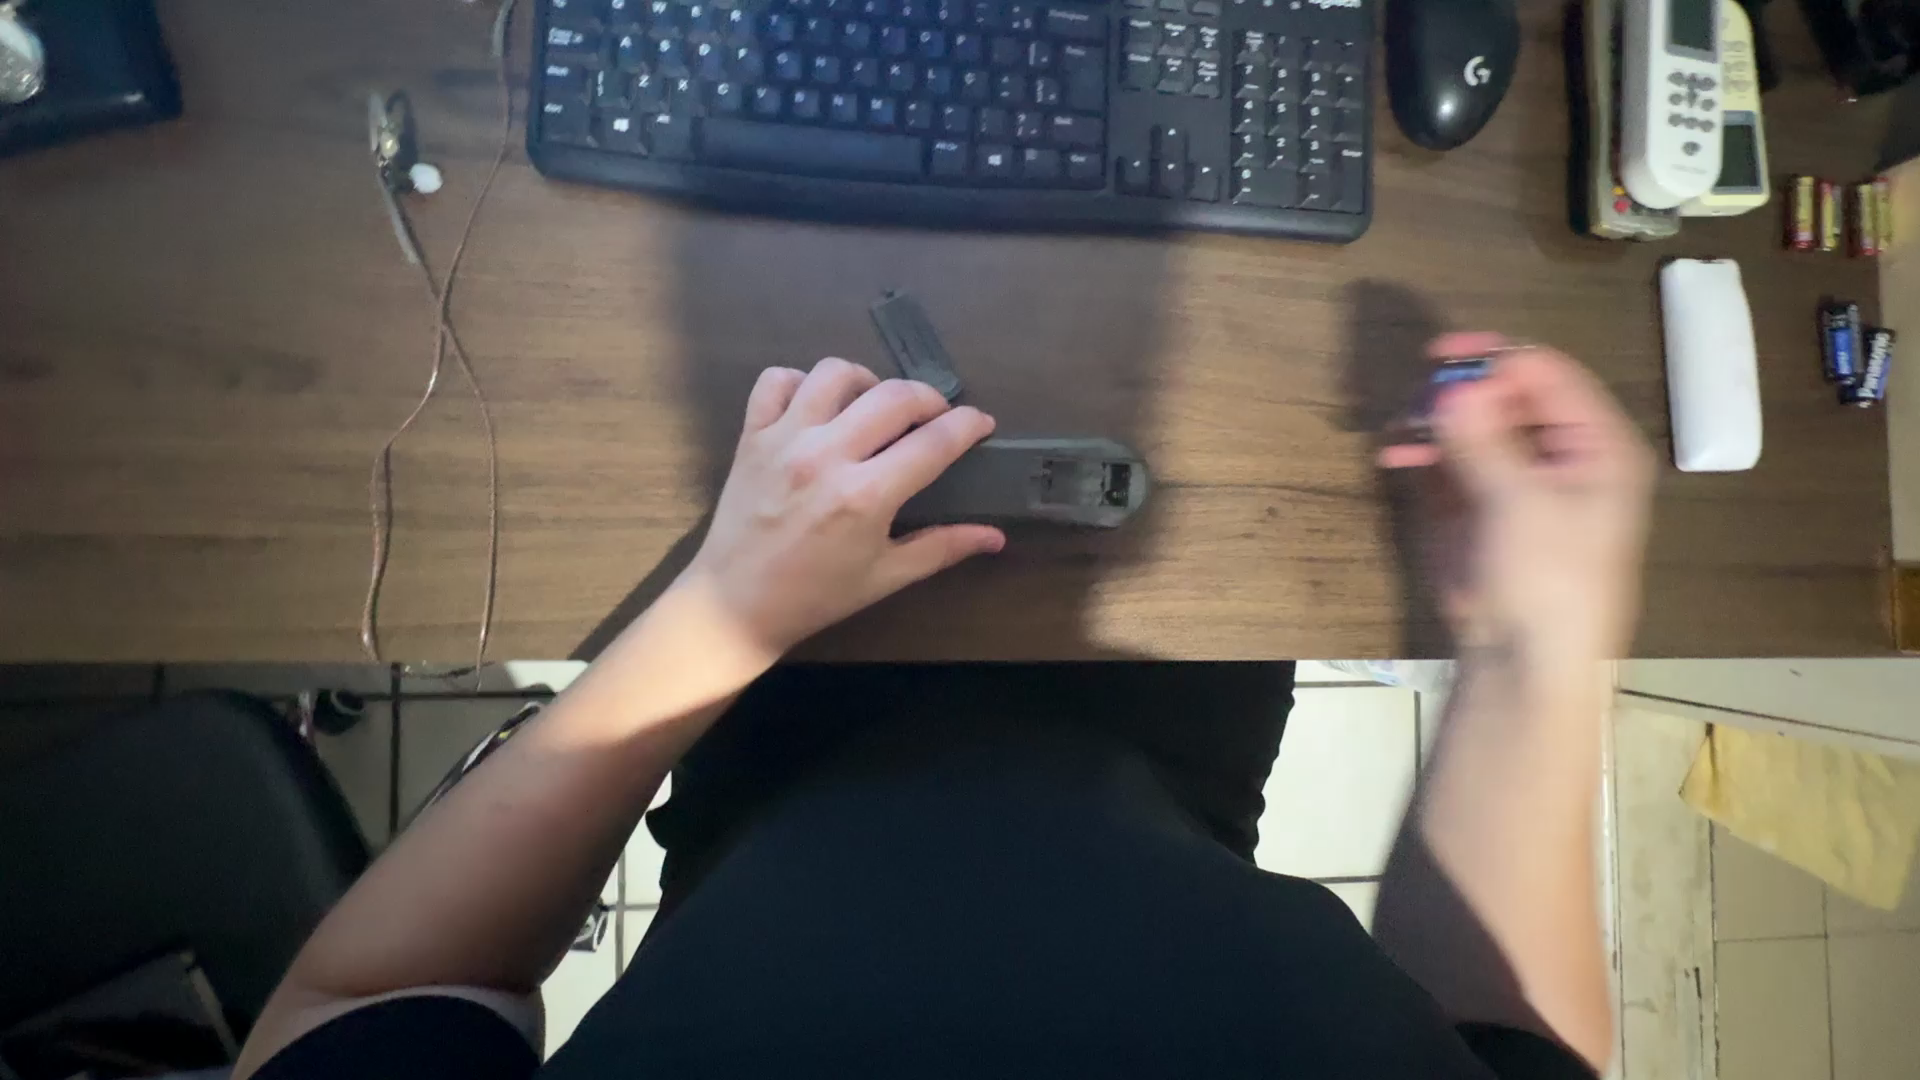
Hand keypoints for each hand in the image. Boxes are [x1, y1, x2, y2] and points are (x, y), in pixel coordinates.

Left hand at [676, 358, 1004, 664]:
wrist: (736, 605)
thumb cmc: (816, 596)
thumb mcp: (886, 576)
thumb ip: (943, 548)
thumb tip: (996, 537)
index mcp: (866, 496)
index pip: (934, 441)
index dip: (969, 425)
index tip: (981, 423)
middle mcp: (827, 455)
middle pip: (894, 396)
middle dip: (930, 398)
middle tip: (936, 418)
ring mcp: (785, 439)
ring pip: (836, 373)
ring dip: (868, 382)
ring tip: (875, 406)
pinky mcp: (751, 435)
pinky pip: (777, 380)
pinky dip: (802, 382)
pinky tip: (819, 406)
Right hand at [1379, 334, 1654, 669]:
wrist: (1522, 651)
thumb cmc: (1546, 577)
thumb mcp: (1519, 504)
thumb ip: (1483, 442)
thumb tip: (1450, 387)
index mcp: (1591, 446)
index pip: (1545, 379)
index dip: (1495, 360)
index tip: (1440, 354)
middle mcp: (1553, 454)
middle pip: (1502, 400)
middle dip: (1456, 395)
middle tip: (1412, 396)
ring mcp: (1509, 480)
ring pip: (1468, 431)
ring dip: (1431, 425)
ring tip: (1397, 431)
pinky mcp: (1473, 506)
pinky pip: (1446, 464)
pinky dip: (1420, 455)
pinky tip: (1394, 456)